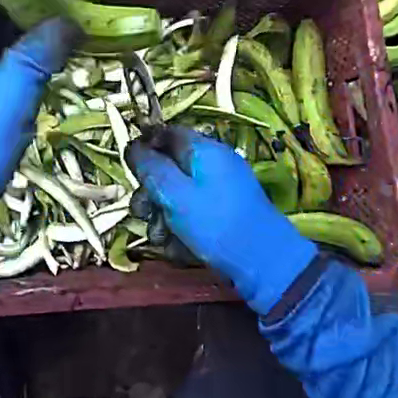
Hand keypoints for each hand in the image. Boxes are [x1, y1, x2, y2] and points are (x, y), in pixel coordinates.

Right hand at [127, 127, 317, 314]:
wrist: (265, 264)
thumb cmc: (216, 223)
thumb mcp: (176, 194)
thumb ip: (151, 168)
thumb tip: (132, 146)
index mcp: (205, 151)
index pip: (168, 133)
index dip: (145, 146)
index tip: (131, 169)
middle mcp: (213, 166)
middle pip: (169, 168)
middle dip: (150, 192)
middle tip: (143, 212)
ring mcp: (219, 192)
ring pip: (176, 196)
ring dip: (162, 217)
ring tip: (162, 238)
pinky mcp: (222, 216)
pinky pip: (192, 215)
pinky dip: (181, 231)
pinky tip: (179, 249)